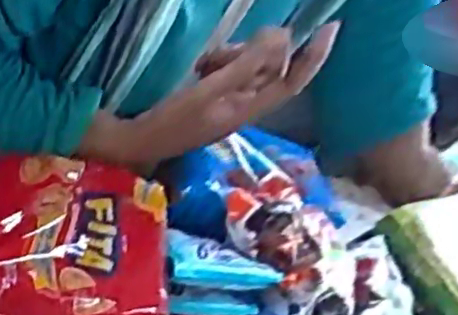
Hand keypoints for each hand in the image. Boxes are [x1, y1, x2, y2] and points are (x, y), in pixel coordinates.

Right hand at [86, 25, 338, 171]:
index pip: (293, 81)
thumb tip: (281, 36)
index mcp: (245, 111)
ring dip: (234, 58)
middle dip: (257, 52)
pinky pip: (226, 79)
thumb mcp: (209, 90)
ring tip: (207, 62)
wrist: (128, 146)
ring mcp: (220, 111)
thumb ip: (249, 62)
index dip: (315, 54)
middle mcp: (238, 111)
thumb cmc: (166, 123)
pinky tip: (199, 70)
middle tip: (227, 51)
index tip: (330, 25)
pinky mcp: (203, 109)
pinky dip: (218, 68)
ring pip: (247, 72)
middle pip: (269, 70)